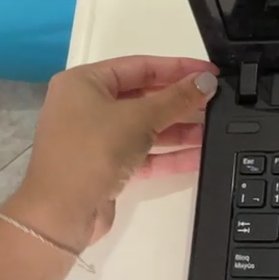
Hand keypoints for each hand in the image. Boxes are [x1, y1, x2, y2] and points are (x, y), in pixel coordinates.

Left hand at [2, 55, 217, 248]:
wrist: (62, 212)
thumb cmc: (93, 151)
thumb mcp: (140, 118)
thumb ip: (177, 99)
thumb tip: (206, 82)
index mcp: (84, 83)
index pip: (140, 66)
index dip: (177, 68)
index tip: (209, 72)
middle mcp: (87, 107)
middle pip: (144, 97)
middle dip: (180, 101)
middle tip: (216, 101)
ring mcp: (96, 139)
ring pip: (145, 128)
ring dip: (179, 128)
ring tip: (215, 128)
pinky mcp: (107, 167)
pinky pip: (143, 154)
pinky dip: (168, 154)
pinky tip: (199, 154)